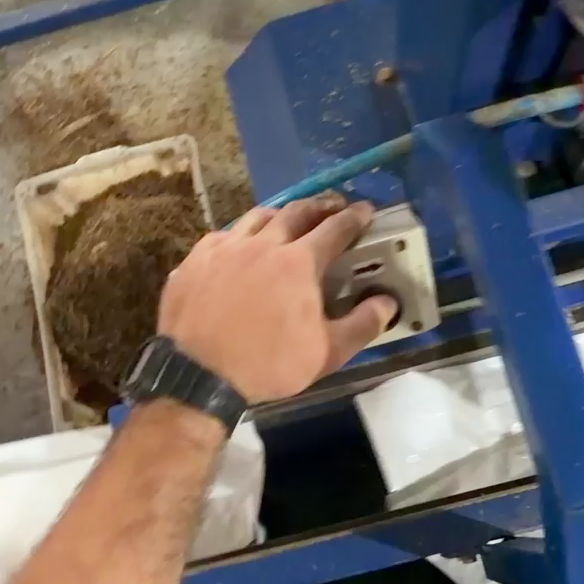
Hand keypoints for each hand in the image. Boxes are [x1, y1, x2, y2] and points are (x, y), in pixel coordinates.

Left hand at [159, 194, 397, 402]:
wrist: (200, 375)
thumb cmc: (269, 364)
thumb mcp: (326, 353)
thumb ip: (362, 325)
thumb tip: (388, 302)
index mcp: (299, 262)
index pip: (335, 228)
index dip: (354, 218)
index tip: (365, 211)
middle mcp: (263, 244)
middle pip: (296, 212)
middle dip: (319, 207)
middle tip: (330, 210)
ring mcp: (224, 248)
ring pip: (257, 217)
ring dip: (279, 216)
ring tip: (287, 222)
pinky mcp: (195, 260)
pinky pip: (222, 236)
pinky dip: (239, 236)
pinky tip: (240, 248)